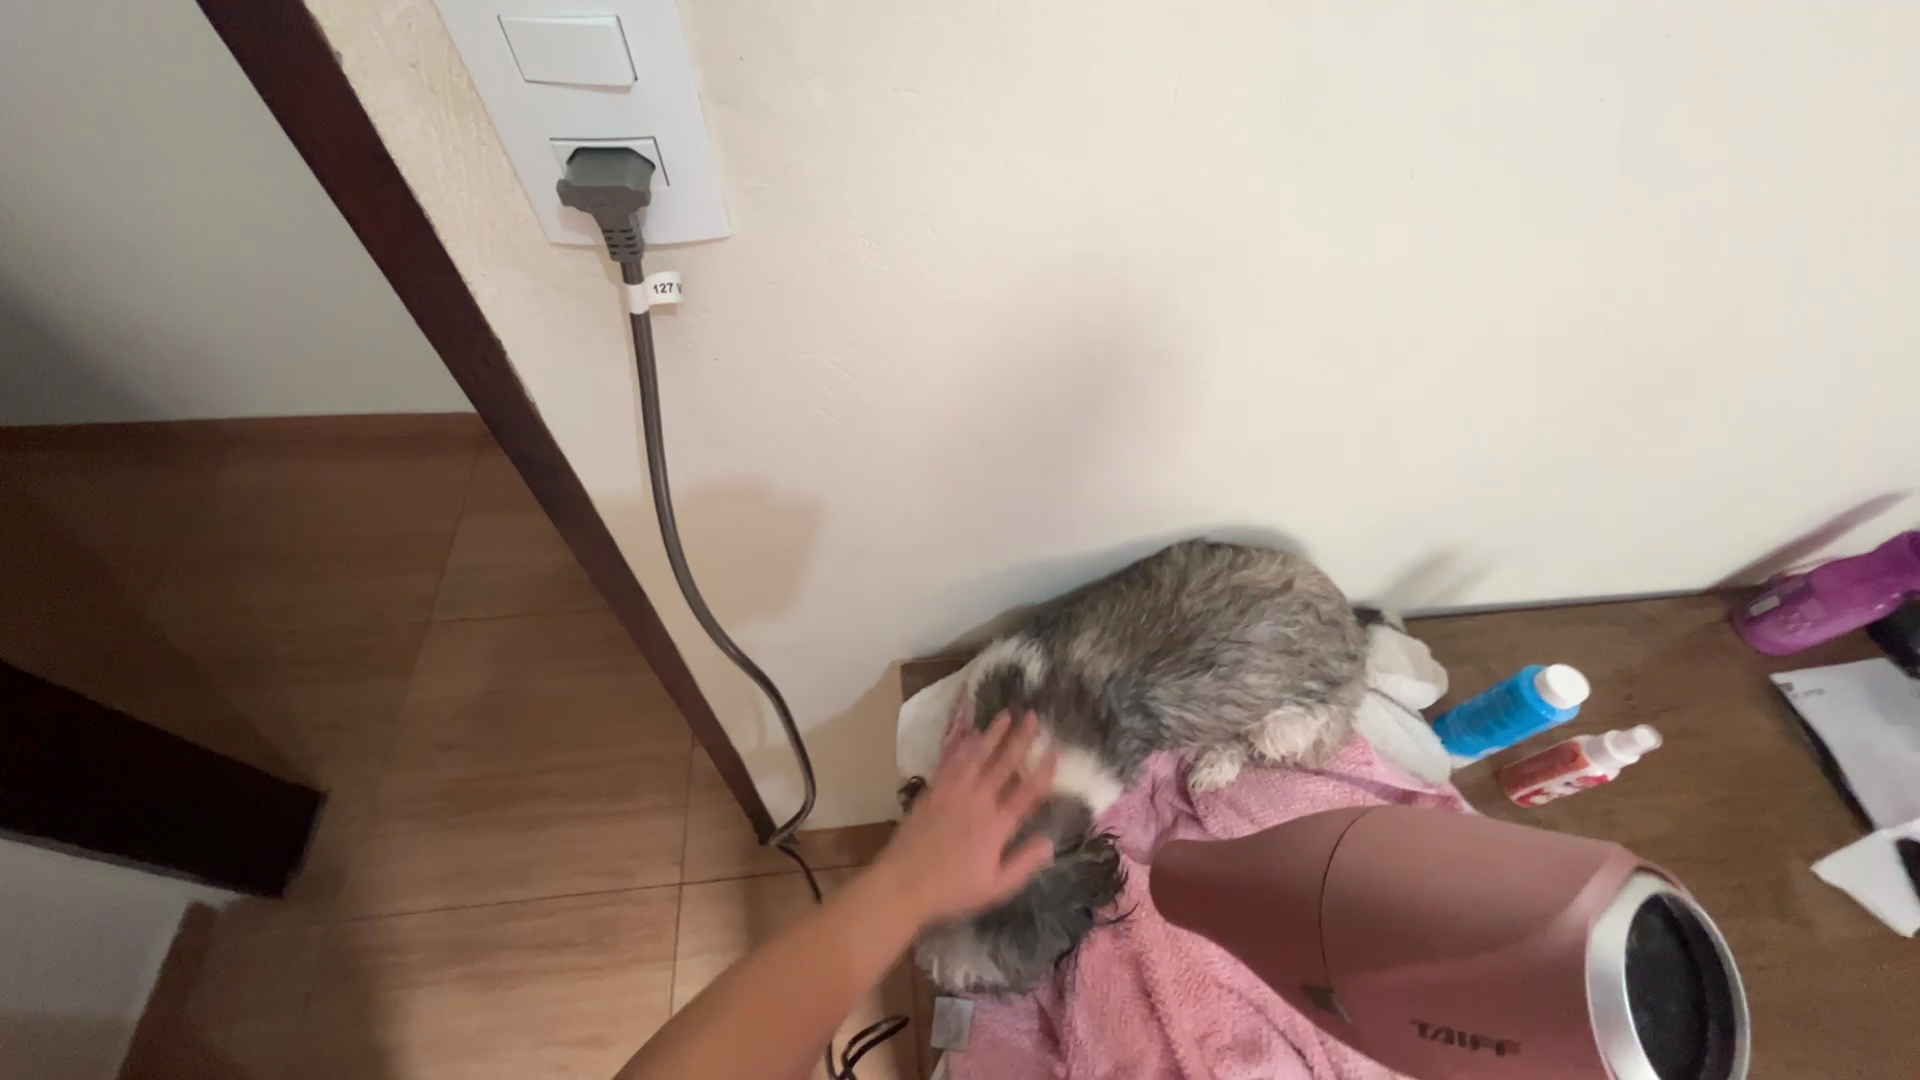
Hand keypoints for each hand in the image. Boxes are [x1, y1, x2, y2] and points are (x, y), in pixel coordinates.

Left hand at [874, 711, 1057, 926]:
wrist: (903, 883)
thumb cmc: (952, 890)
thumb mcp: (996, 888)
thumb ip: (1024, 864)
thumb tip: (1050, 843)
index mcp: (997, 825)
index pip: (1027, 792)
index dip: (1043, 771)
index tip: (1055, 750)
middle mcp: (978, 800)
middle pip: (1004, 764)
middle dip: (1020, 738)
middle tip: (1033, 716)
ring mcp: (953, 790)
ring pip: (977, 754)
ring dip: (992, 733)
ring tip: (1005, 714)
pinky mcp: (933, 788)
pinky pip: (950, 758)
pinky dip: (960, 741)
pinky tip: (968, 729)